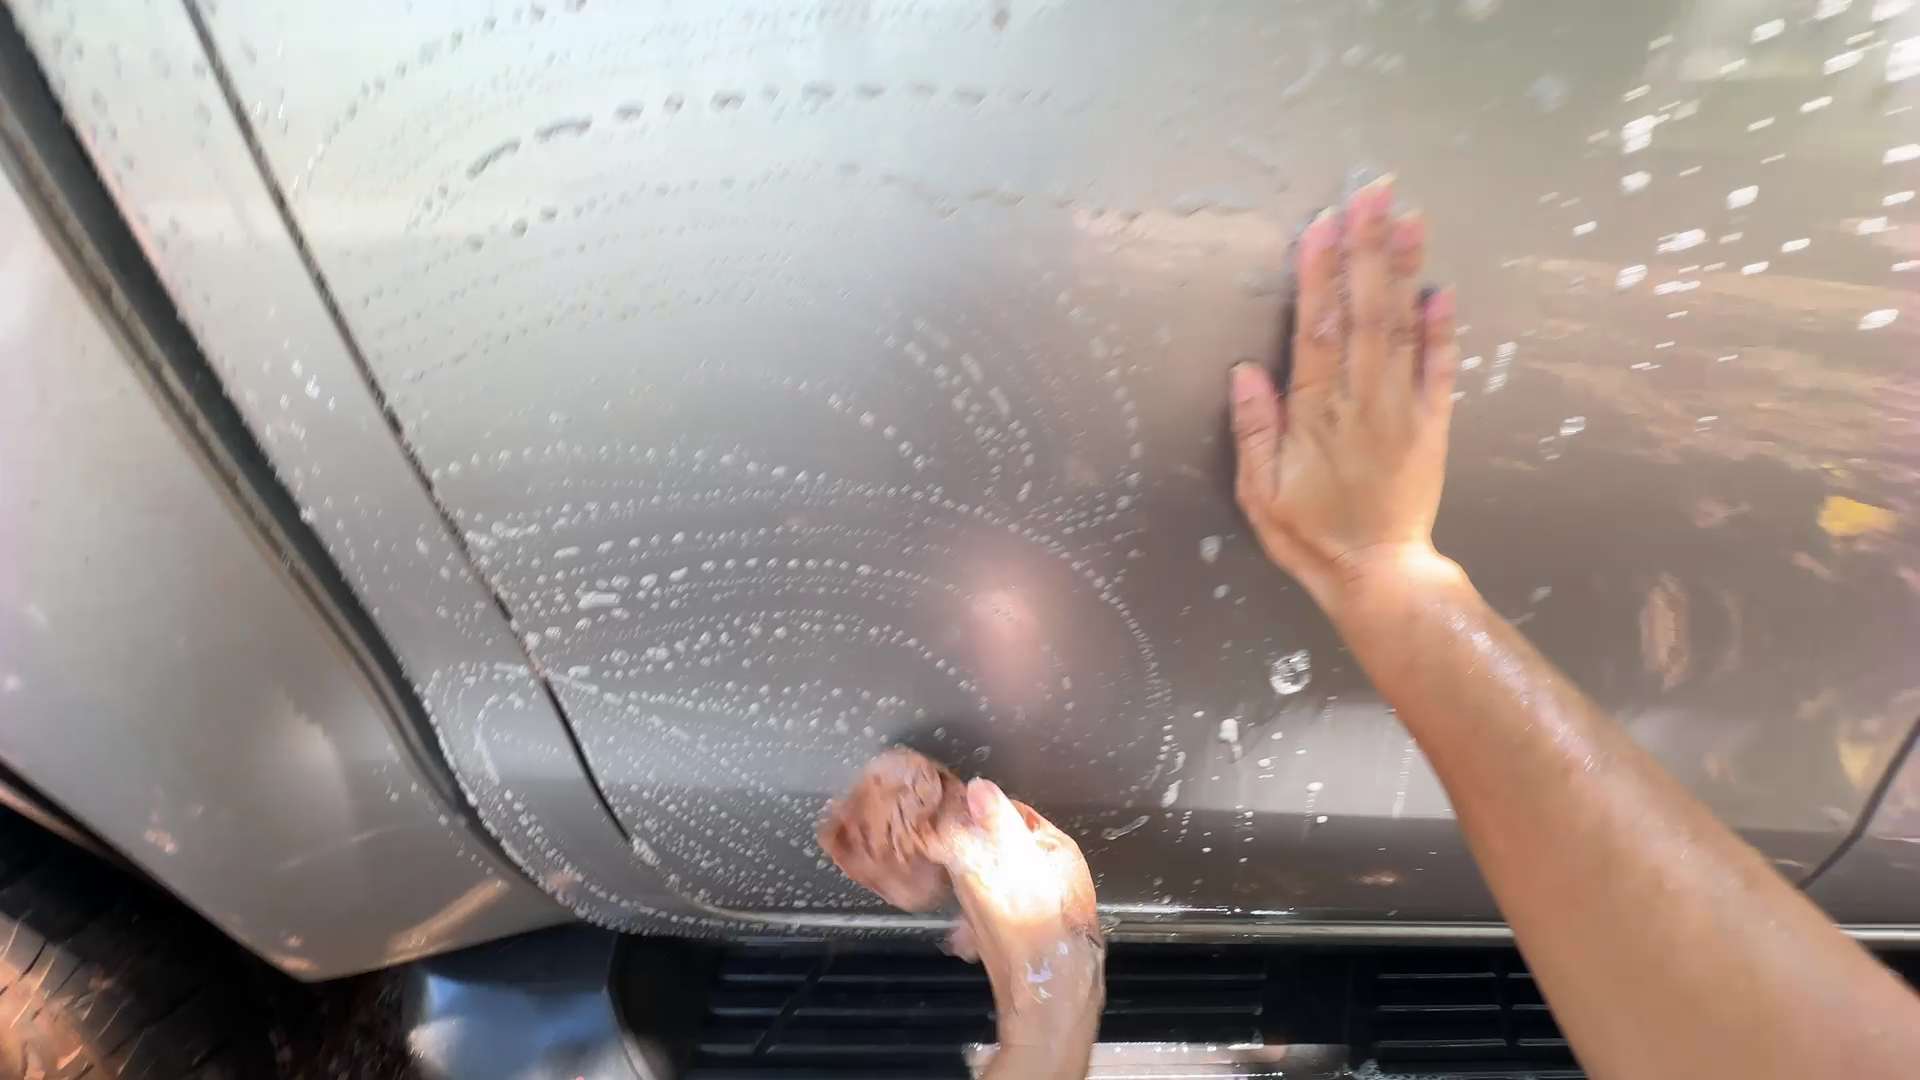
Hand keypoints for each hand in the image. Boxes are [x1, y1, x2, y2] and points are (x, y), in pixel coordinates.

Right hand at [939, 779, 1103, 1062]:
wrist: (1049, 1002)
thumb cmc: (1033, 927)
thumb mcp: (1008, 865)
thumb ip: (995, 822)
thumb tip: (978, 784)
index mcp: (1058, 850)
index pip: (1014, 815)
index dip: (982, 817)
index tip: (954, 825)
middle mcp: (1057, 876)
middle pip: (1005, 852)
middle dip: (974, 861)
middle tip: (951, 871)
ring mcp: (1048, 909)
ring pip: (1000, 886)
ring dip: (974, 894)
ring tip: (958, 916)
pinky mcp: (1035, 939)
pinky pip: (1001, 917)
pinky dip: (981, 923)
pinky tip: (966, 940)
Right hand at [1229, 176, 1459, 610]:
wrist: (1376, 571)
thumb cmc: (1306, 533)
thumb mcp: (1258, 493)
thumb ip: (1256, 431)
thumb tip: (1246, 371)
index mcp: (1316, 416)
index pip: (1316, 333)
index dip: (1320, 276)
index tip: (1323, 224)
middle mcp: (1363, 402)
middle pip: (1365, 316)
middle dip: (1368, 251)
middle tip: (1374, 192)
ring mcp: (1404, 409)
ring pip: (1403, 330)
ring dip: (1405, 272)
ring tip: (1410, 218)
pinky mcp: (1432, 423)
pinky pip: (1440, 370)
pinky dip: (1443, 328)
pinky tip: (1442, 288)